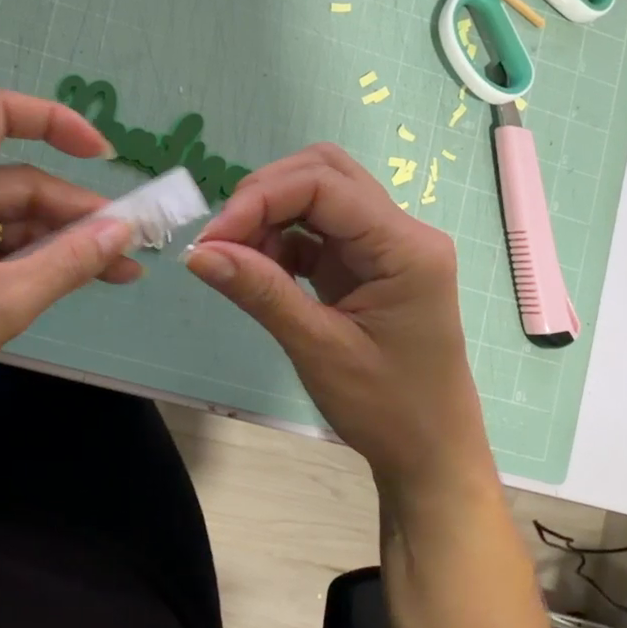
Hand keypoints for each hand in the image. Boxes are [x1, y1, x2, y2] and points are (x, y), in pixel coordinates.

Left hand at [0, 92, 140, 480]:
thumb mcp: (5, 299)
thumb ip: (70, 260)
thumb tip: (125, 231)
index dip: (56, 123)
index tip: (103, 155)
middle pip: (16, 181)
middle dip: (74, 211)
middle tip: (131, 243)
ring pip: (8, 219)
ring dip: (59, 242)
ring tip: (118, 271)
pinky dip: (29, 262)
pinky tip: (73, 281)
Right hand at [183, 144, 489, 485]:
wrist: (429, 452)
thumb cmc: (387, 407)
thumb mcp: (318, 349)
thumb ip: (261, 293)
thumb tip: (198, 253)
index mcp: (405, 247)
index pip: (325, 186)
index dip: (260, 200)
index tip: (211, 240)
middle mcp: (400, 234)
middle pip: (324, 175)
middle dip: (263, 196)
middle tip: (219, 240)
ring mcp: (382, 249)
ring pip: (318, 198)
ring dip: (268, 217)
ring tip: (232, 258)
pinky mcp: (364, 268)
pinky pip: (316, 233)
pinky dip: (278, 242)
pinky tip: (254, 270)